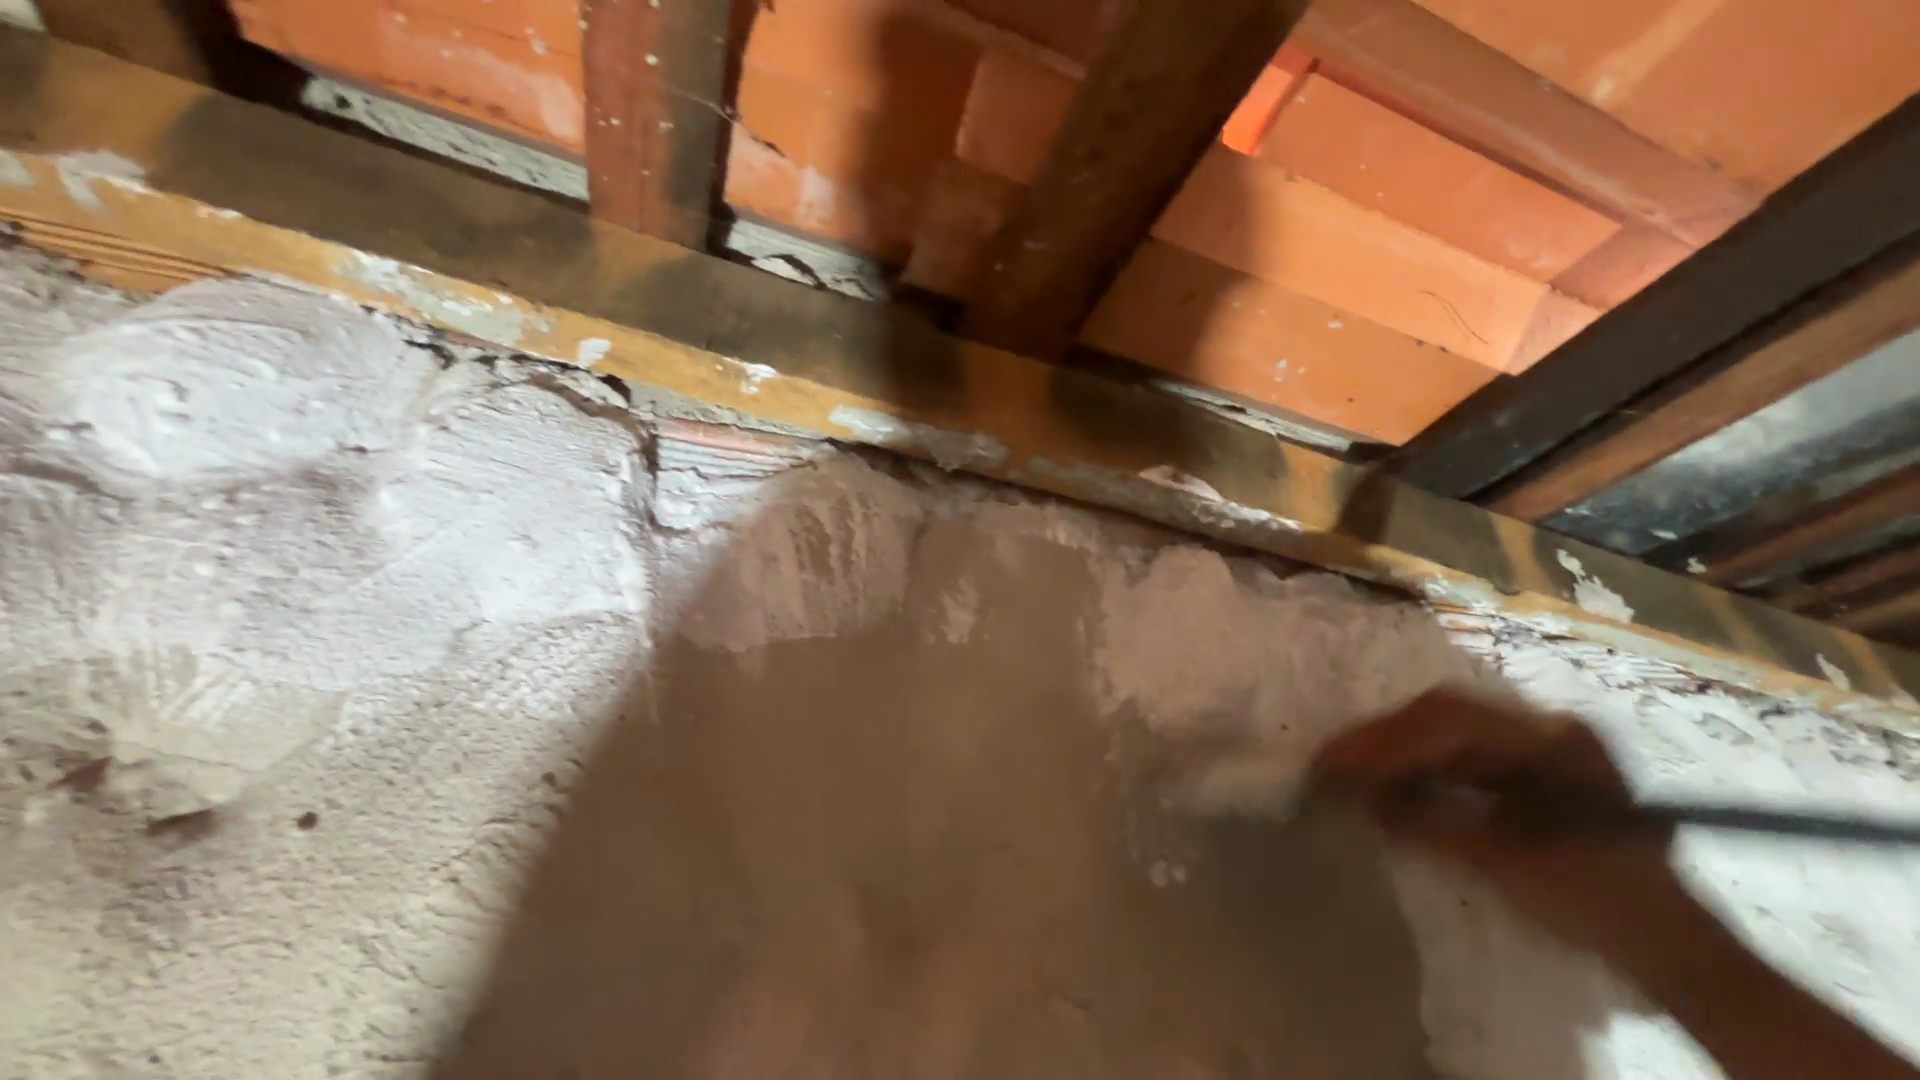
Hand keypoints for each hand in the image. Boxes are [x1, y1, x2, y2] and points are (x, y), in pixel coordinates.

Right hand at [1312, 687, 1691, 958]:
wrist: (1668, 945)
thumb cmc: (1596, 904)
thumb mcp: (1505, 865)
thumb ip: (1426, 823)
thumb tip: (1356, 795)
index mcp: (1555, 740)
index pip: (1450, 722)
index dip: (1384, 741)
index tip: (1333, 763)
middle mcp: (1547, 727)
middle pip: (1445, 714)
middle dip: (1382, 738)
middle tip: (1332, 764)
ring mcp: (1539, 743)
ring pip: (1447, 728)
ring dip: (1394, 747)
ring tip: (1348, 770)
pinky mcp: (1526, 766)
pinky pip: (1459, 750)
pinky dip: (1418, 763)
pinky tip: (1387, 780)